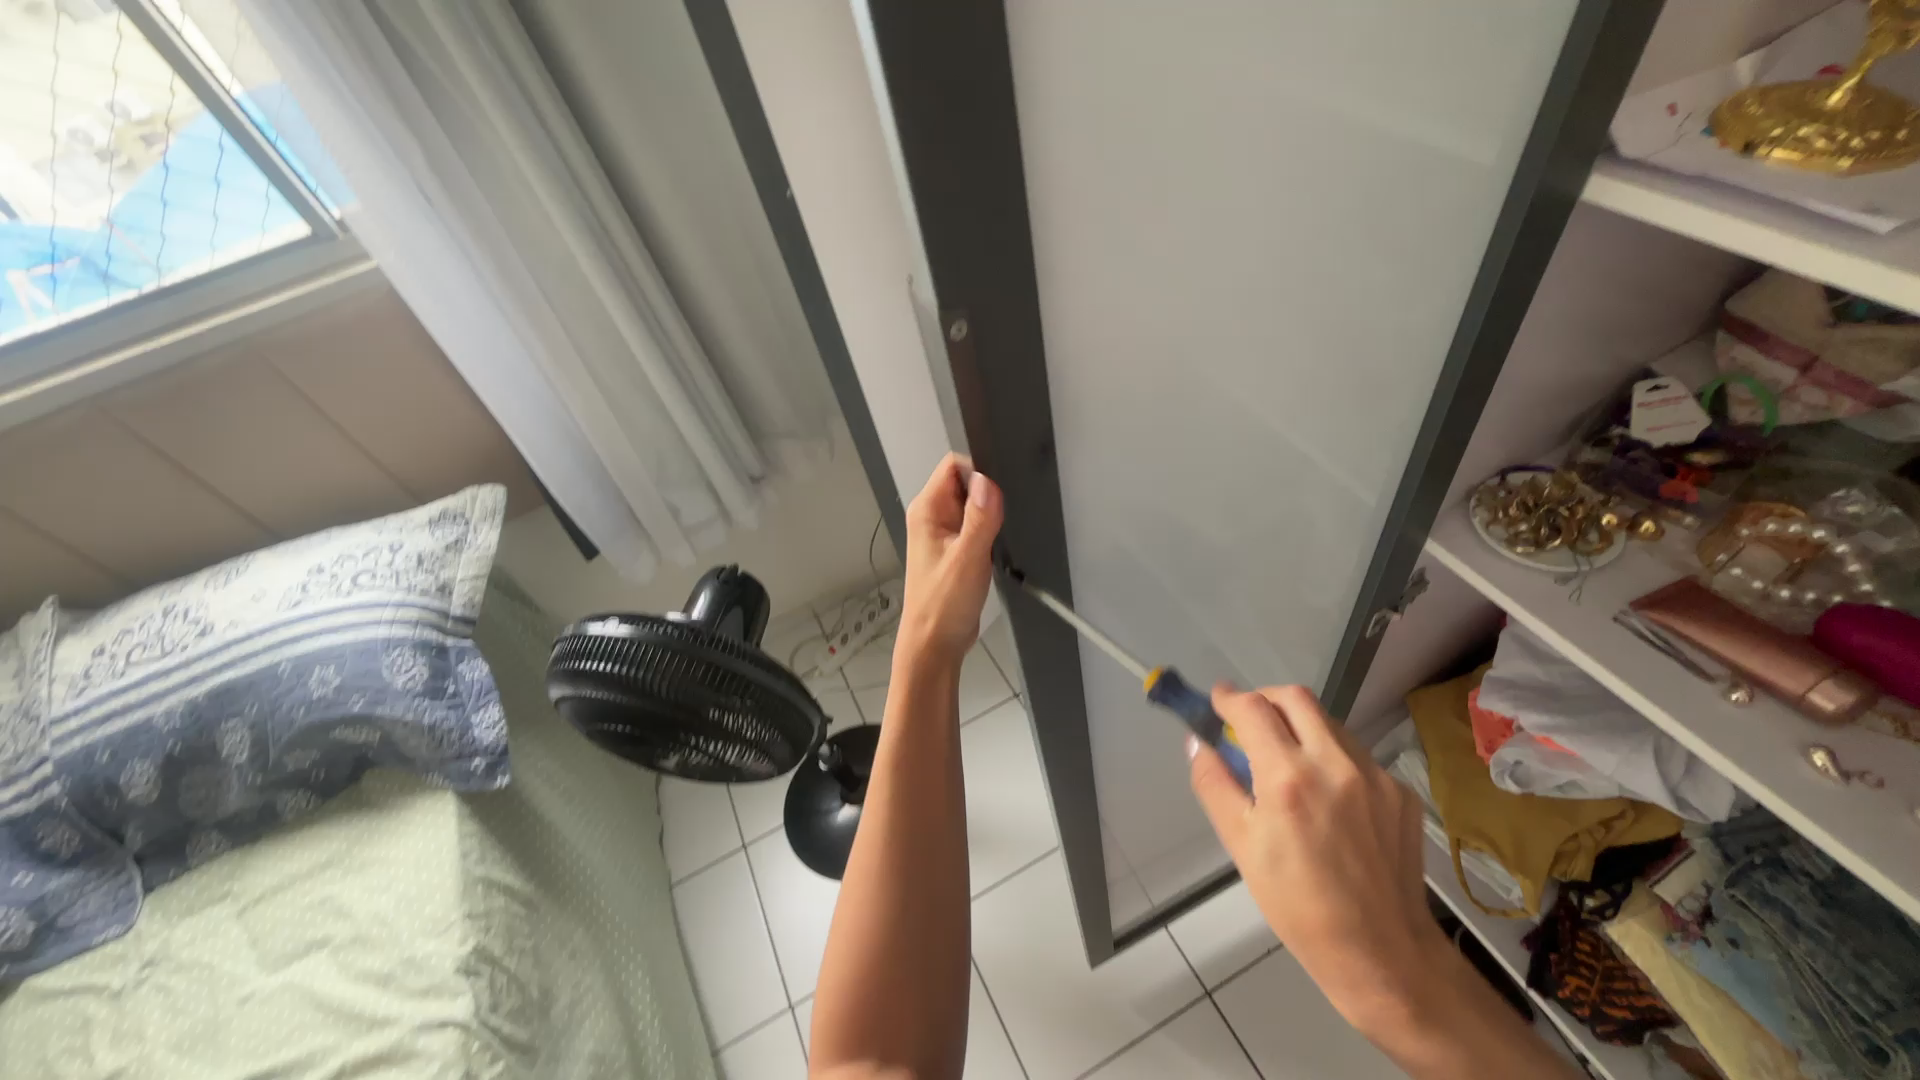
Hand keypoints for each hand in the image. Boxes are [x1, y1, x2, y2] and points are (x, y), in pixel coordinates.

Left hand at [897, 454, 1003, 667]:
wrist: (935, 644)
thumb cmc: (943, 605)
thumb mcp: (967, 558)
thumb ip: (981, 517)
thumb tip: (989, 482)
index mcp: (926, 510)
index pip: (953, 466)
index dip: (979, 472)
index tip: (998, 493)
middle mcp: (932, 516)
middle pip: (966, 483)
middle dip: (987, 496)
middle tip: (997, 523)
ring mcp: (943, 533)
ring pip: (974, 506)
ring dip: (989, 517)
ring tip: (993, 541)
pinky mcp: (955, 549)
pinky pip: (976, 526)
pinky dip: (988, 534)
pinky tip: (992, 551)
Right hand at [1189, 685, 1443, 1035]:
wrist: (1381, 951)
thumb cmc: (1296, 904)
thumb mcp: (1240, 846)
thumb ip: (1214, 784)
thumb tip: (1198, 743)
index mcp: (1288, 778)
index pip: (1252, 710)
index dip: (1229, 698)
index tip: (1217, 699)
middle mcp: (1335, 764)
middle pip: (1296, 698)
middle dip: (1265, 699)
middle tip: (1248, 718)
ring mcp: (1375, 776)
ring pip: (1330, 724)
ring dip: (1300, 727)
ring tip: (1286, 762)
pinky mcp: (1400, 793)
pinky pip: (1357, 757)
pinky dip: (1332, 760)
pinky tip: (1327, 798)